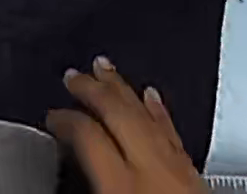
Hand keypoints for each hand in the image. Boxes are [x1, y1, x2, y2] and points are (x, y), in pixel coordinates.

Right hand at [47, 57, 204, 192]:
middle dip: (91, 89)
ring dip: (122, 88)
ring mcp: (176, 169)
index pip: (87, 136)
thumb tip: (68, 179)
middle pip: (116, 112)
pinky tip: (151, 95)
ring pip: (144, 113)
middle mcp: (151, 168)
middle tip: (72, 75)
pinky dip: (157, 109)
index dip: (65, 120)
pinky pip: (171, 131)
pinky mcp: (194, 177)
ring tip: (104, 66)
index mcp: (123, 186)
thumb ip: (89, 190)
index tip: (51, 115)